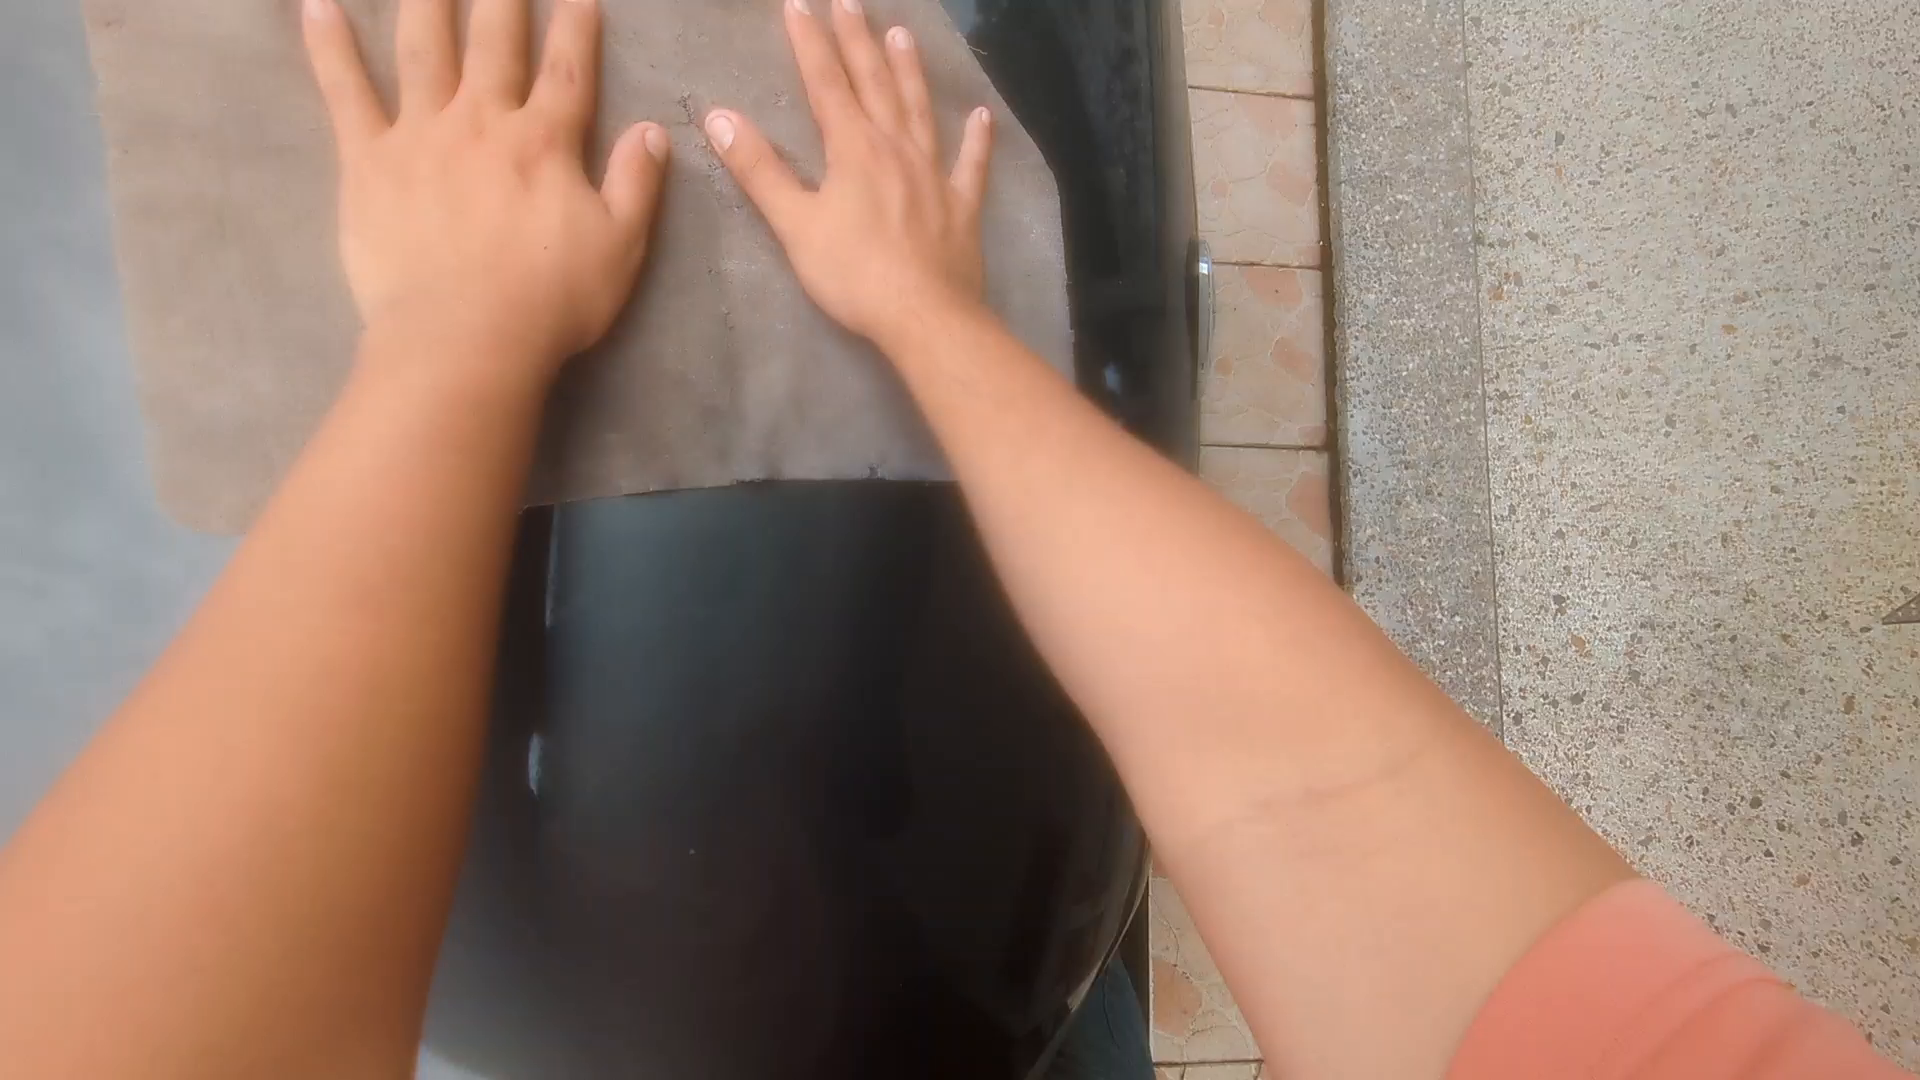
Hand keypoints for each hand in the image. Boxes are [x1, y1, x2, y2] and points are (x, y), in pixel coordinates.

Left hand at [302, 0, 670, 375]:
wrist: (468, 334)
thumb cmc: (556, 298)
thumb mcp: (622, 247)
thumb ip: (636, 185)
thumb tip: (653, 131)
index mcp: (546, 144)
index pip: (567, 73)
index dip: (576, 30)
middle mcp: (482, 121)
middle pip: (493, 44)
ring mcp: (420, 134)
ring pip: (421, 50)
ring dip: (426, 2)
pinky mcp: (367, 159)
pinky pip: (344, 92)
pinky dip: (329, 48)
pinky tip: (318, 10)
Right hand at [703, 0, 995, 347]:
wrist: (924, 316)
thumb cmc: (855, 276)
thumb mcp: (796, 226)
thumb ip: (761, 172)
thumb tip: (720, 117)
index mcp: (854, 150)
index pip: (827, 85)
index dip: (811, 44)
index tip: (798, 6)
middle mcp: (897, 150)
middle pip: (876, 85)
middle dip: (858, 41)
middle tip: (849, 2)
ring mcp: (935, 177)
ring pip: (921, 112)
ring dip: (910, 72)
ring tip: (902, 34)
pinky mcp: (963, 209)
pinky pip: (972, 166)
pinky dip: (978, 141)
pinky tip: (982, 117)